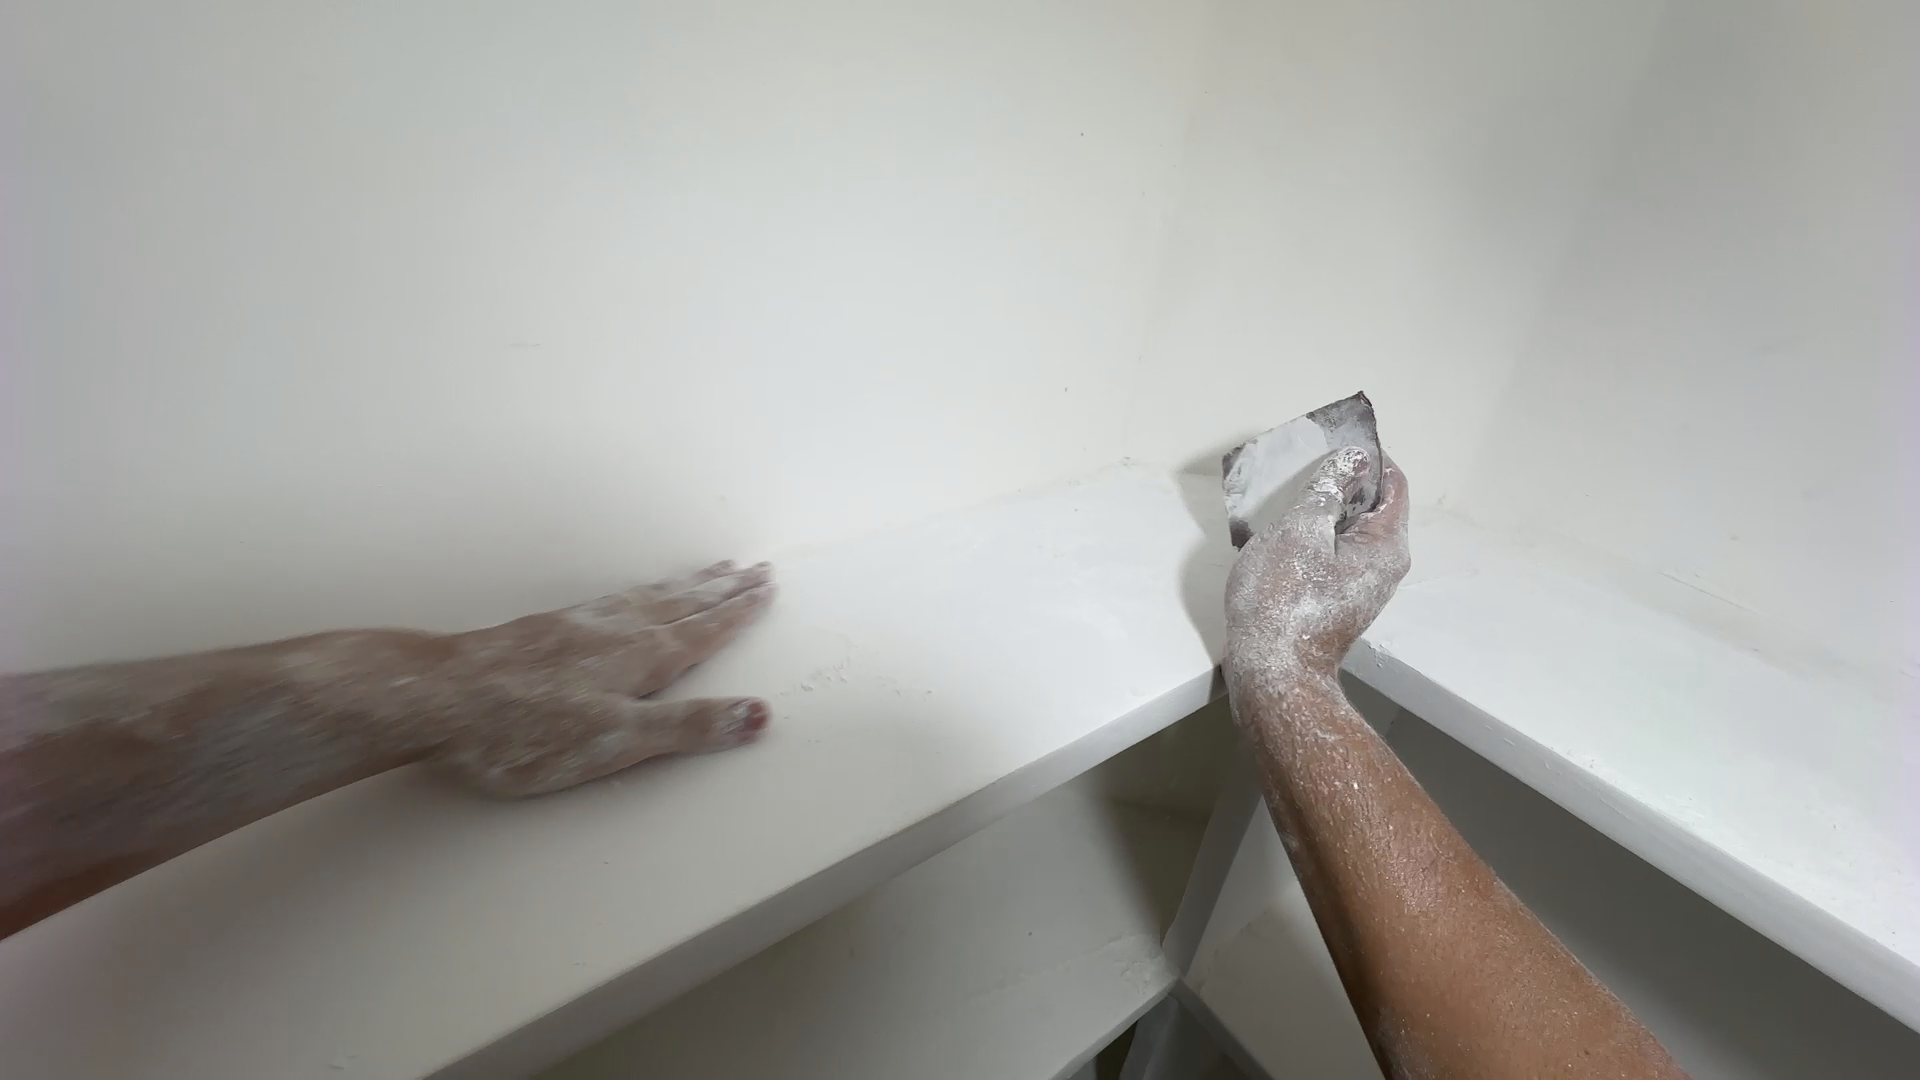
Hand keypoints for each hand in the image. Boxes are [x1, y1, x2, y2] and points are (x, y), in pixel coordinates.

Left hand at [431, 560, 776, 795]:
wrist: (438, 698)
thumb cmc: (530, 730)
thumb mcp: (618, 739)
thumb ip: (690, 726)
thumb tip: (761, 714)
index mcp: (646, 655)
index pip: (707, 628)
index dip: (740, 612)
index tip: (767, 589)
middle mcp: (624, 629)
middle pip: (688, 603)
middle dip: (726, 589)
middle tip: (757, 569)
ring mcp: (589, 622)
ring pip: (657, 594)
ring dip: (694, 583)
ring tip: (717, 568)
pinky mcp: (558, 624)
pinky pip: (623, 595)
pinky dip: (650, 587)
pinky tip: (641, 590)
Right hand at [1225, 448, 1408, 688]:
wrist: (1270, 671)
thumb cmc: (1283, 600)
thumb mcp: (1299, 532)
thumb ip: (1326, 490)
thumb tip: (1353, 460)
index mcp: (1384, 546)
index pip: (1391, 483)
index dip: (1365, 457)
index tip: (1330, 443)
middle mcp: (1382, 565)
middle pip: (1368, 507)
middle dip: (1337, 483)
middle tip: (1296, 471)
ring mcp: (1358, 586)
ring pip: (1345, 532)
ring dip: (1318, 513)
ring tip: (1280, 502)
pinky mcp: (1333, 600)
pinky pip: (1329, 555)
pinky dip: (1309, 539)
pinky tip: (1277, 539)